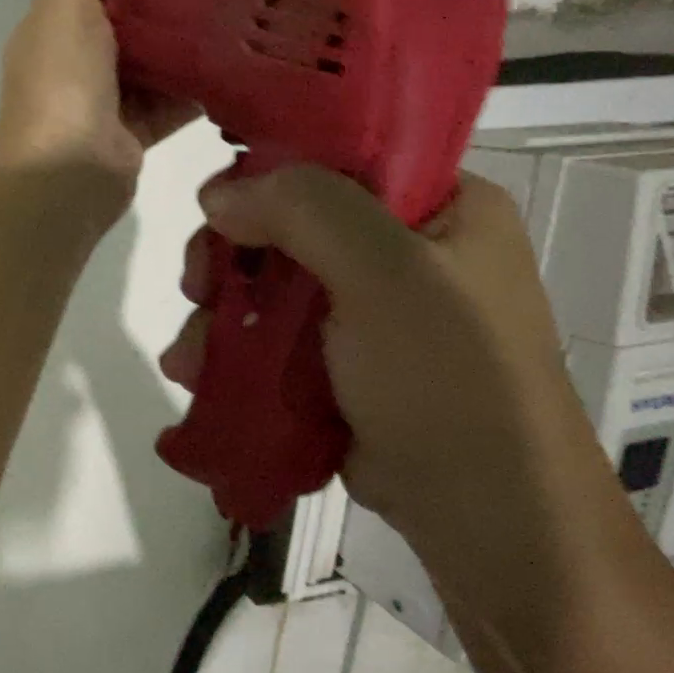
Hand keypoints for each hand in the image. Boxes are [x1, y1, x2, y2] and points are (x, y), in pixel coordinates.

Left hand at [0, 0, 197, 225]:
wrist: (63, 184)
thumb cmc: (58, 89)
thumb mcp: (61, 5)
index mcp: (51, 22)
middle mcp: (77, 53)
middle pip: (127, 5)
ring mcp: (108, 92)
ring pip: (156, 49)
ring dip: (192, 25)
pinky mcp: (138, 125)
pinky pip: (176, 92)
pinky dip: (204, 76)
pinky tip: (251, 47)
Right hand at [159, 166, 602, 539]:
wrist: (483, 514)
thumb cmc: (449, 380)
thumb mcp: (387, 275)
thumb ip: (305, 212)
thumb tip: (218, 192)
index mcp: (442, 208)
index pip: (340, 159)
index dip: (271, 176)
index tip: (218, 210)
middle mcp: (406, 250)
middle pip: (288, 225)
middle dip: (231, 259)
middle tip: (198, 288)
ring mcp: (370, 310)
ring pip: (268, 284)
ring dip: (219, 315)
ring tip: (190, 357)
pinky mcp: (339, 361)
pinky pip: (270, 334)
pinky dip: (231, 349)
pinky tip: (198, 373)